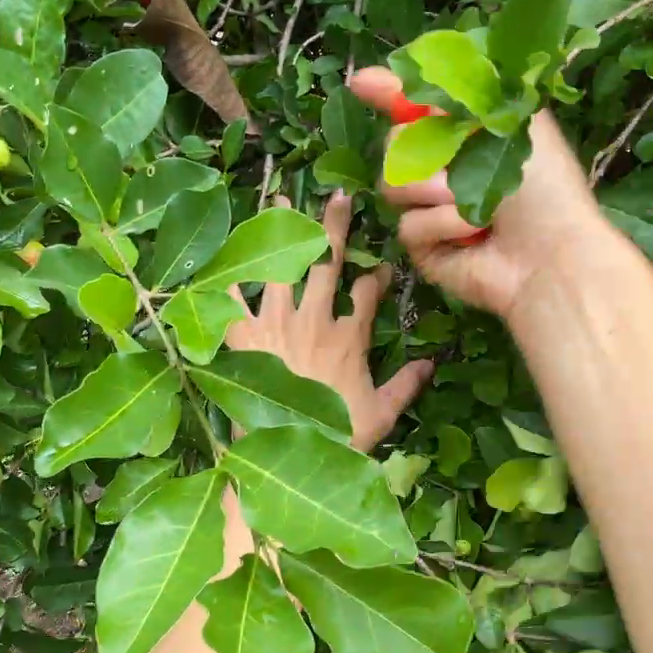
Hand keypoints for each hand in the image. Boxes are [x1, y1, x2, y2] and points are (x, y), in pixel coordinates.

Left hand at [224, 193, 433, 451]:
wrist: (290, 456)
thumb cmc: (339, 437)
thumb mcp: (382, 414)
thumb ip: (406, 385)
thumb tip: (433, 363)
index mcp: (348, 337)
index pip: (368, 292)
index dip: (377, 275)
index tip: (383, 266)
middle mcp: (312, 320)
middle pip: (327, 263)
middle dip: (335, 225)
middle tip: (339, 195)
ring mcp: (276, 325)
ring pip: (281, 267)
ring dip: (281, 231)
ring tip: (279, 198)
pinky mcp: (243, 338)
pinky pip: (230, 300)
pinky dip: (223, 276)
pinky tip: (220, 249)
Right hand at [348, 66, 607, 317]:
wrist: (547, 255)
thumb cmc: (542, 188)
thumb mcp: (509, 122)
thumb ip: (458, 91)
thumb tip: (397, 74)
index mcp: (465, 133)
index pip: (415, 106)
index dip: (387, 92)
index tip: (361, 84)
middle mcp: (441, 168)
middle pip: (392, 143)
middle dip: (418, 147)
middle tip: (451, 163)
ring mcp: (426, 208)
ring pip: (392, 183)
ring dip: (433, 189)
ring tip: (470, 205)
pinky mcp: (420, 246)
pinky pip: (407, 224)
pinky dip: (441, 225)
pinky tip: (470, 235)